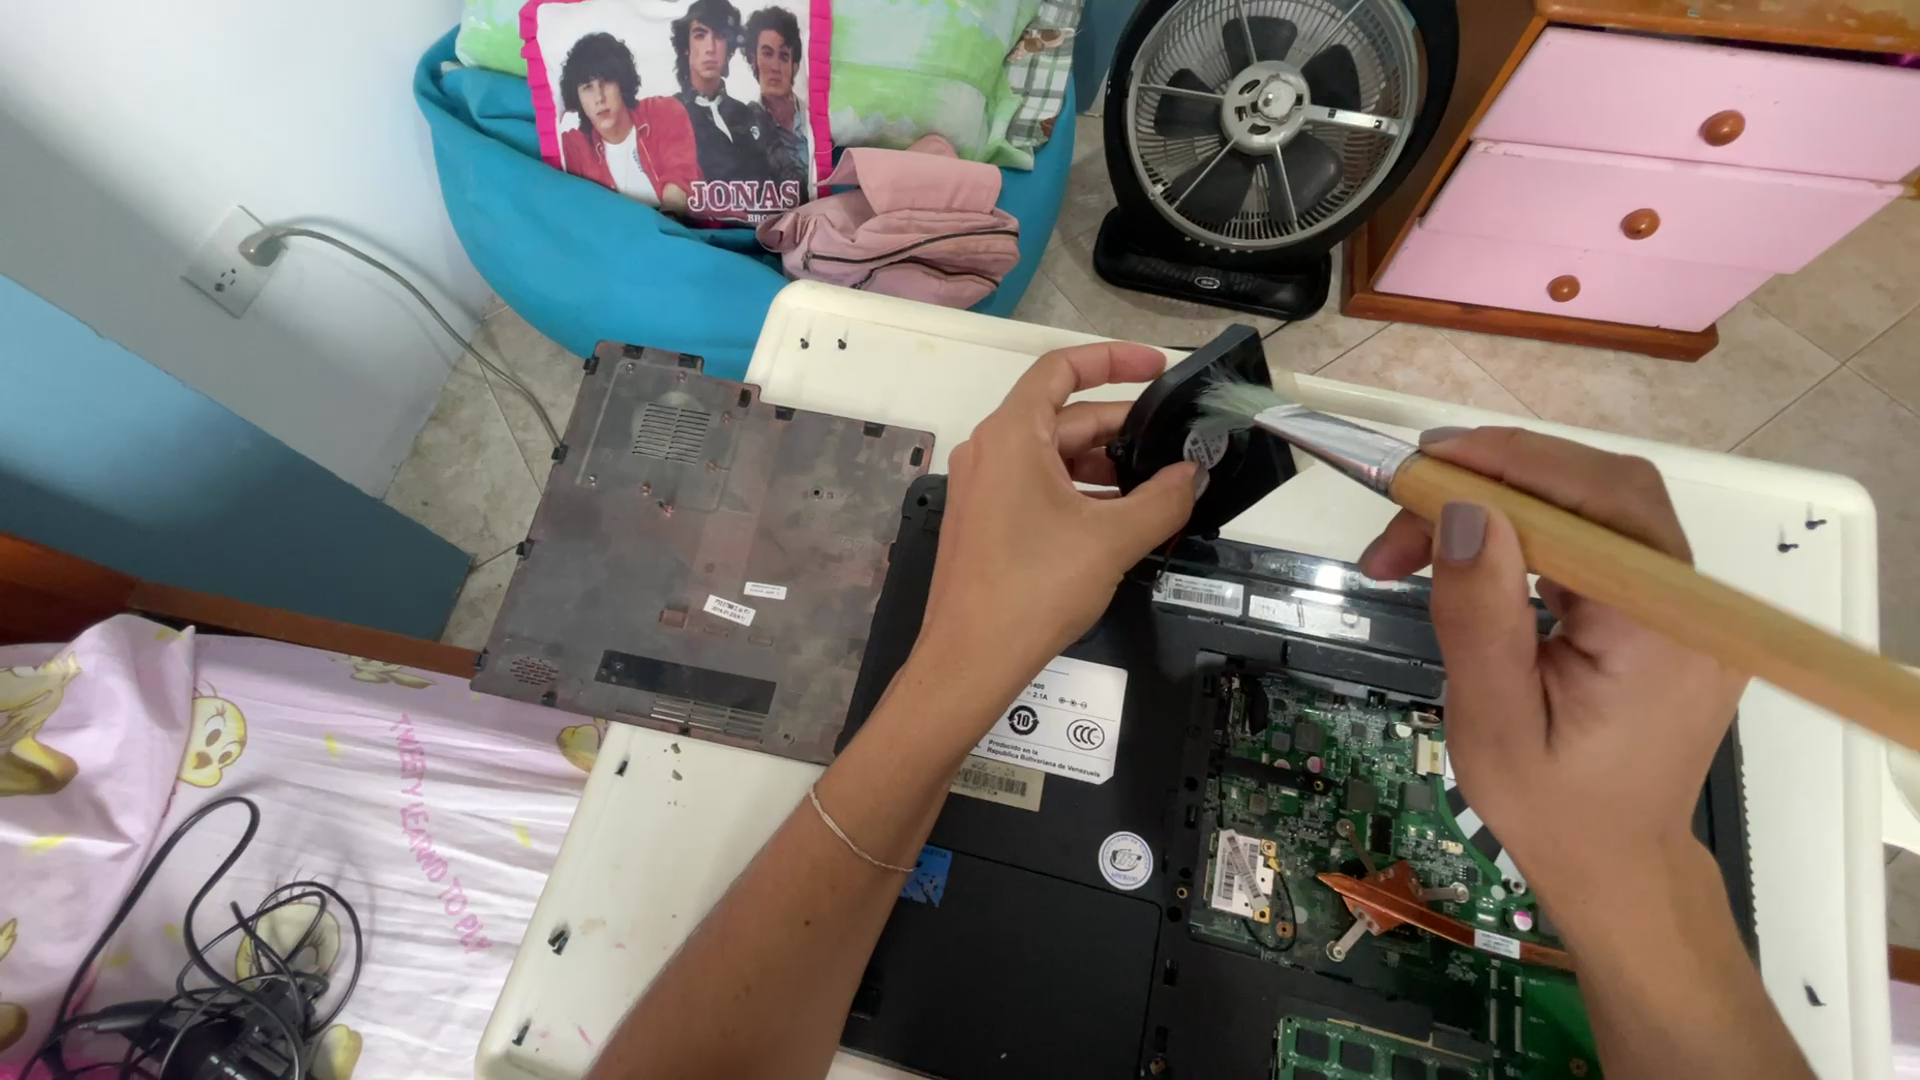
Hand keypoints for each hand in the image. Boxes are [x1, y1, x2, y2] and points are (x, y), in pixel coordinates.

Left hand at [912, 343, 1198, 718]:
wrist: (971, 658)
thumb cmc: (1034, 590)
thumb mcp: (1112, 539)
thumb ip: (1164, 498)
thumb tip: (1193, 474)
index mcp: (1009, 436)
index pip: (1060, 369)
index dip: (1113, 359)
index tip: (1157, 367)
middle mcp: (988, 452)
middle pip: (1061, 418)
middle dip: (1119, 430)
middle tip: (1172, 447)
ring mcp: (982, 487)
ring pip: (1051, 457)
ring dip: (1101, 467)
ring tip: (1152, 488)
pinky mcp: (984, 520)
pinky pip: (1035, 487)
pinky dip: (1076, 492)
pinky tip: (1115, 518)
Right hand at [1359, 428, 1747, 897]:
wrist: (1606, 857)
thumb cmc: (1545, 801)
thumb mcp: (1491, 716)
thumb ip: (1479, 615)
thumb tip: (1464, 513)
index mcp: (1658, 632)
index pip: (1599, 504)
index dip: (1511, 465)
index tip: (1420, 465)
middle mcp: (1686, 603)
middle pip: (1598, 490)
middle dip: (1490, 478)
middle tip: (1399, 505)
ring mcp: (1675, 604)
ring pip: (1588, 506)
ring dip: (1493, 503)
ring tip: (1407, 544)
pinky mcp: (1650, 609)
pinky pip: (1585, 538)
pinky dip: (1514, 528)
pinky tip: (1462, 553)